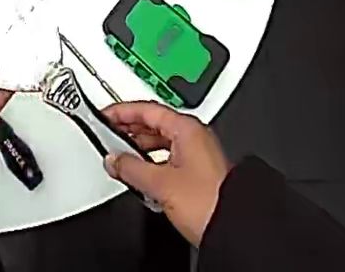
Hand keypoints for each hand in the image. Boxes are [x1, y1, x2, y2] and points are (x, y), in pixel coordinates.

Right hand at [102, 100, 231, 244]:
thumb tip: (114, 160)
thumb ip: (130, 168)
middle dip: (130, 131)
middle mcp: (195, 137)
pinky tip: (144, 175)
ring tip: (124, 159)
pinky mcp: (202, 173)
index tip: (105, 115)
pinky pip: (170, 158)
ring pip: (162, 143)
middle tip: (110, 136)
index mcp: (186, 128)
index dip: (121, 111)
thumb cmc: (211, 203)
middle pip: (154, 124)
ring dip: (141, 150)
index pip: (146, 109)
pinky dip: (153, 162)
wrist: (239, 234)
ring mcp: (200, 155)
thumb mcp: (160, 183)